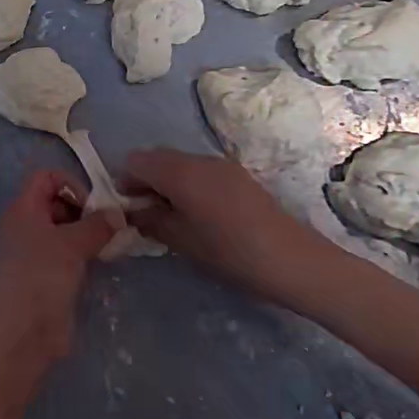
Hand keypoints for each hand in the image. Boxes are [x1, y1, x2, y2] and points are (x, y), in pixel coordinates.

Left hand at [0, 169, 114, 369]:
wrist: (22, 333)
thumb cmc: (40, 277)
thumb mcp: (70, 244)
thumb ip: (96, 226)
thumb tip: (117, 215)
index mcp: (23, 209)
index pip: (46, 178)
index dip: (71, 184)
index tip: (94, 206)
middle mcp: (28, 226)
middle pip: (58, 203)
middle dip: (86, 210)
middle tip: (112, 226)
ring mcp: (38, 252)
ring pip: (67, 230)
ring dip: (90, 234)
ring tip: (114, 243)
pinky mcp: (50, 276)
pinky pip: (71, 254)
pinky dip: (88, 253)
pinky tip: (107, 260)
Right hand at [120, 148, 342, 304]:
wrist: (294, 261)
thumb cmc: (231, 253)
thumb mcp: (182, 241)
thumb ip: (151, 220)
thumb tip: (133, 212)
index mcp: (180, 173)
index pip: (137, 161)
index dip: (125, 180)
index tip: (124, 206)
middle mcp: (198, 159)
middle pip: (158, 157)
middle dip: (144, 179)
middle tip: (143, 211)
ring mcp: (221, 165)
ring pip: (179, 163)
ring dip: (166, 181)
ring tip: (170, 214)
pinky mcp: (237, 175)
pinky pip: (199, 170)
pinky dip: (187, 183)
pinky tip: (196, 212)